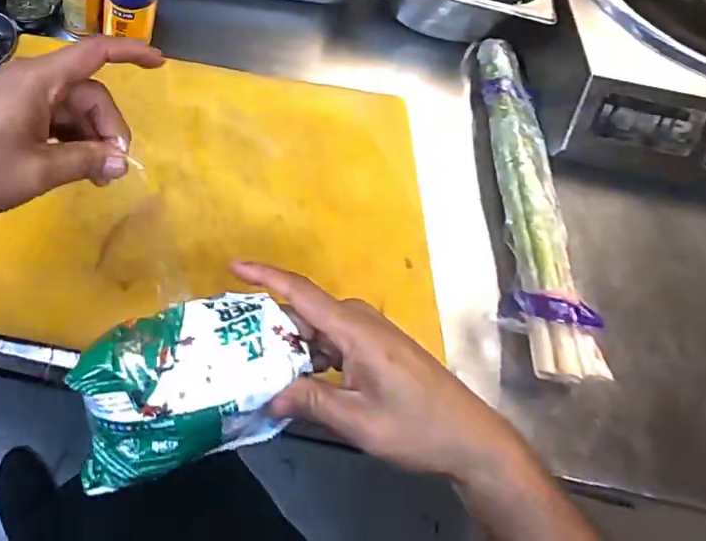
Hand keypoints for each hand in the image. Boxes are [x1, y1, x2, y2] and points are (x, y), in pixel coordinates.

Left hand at [0, 37, 163, 219]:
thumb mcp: (37, 171)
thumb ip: (85, 162)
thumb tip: (123, 161)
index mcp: (39, 79)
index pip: (95, 52)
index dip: (131, 53)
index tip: (160, 64)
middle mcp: (29, 78)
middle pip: (85, 91)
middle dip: (106, 126)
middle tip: (114, 167)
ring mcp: (14, 93)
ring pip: (67, 106)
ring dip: (86, 136)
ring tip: (94, 175)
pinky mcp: (3, 109)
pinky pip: (47, 114)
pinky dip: (64, 136)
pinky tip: (68, 165)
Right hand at [233, 261, 535, 485]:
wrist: (473, 439)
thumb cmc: (418, 427)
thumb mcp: (360, 422)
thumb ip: (312, 402)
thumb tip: (269, 396)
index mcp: (353, 329)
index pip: (300, 291)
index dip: (265, 275)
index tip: (233, 266)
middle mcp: (358, 320)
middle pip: (304, 312)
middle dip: (271, 326)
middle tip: (238, 344)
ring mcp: (368, 331)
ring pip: (317, 328)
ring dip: (292, 346)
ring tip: (261, 366)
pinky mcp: (375, 344)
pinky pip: (332, 339)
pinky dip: (312, 354)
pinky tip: (298, 378)